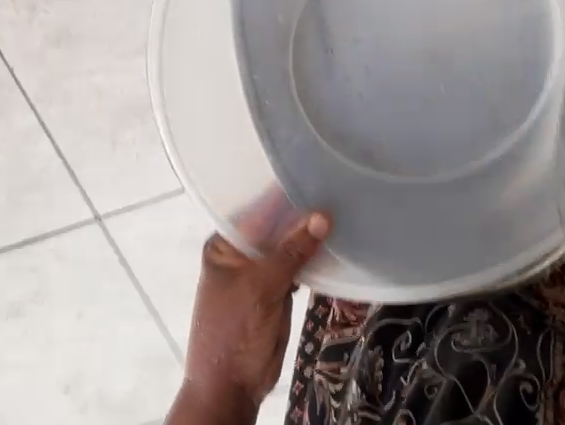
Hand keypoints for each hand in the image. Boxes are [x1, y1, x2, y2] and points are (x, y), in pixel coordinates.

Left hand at [176, 210, 330, 424]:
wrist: (231, 388)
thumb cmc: (235, 332)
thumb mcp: (263, 287)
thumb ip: (292, 251)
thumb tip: (323, 216)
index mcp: (224, 245)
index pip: (255, 210)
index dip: (282, 195)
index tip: (313, 175)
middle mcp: (239, 254)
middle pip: (273, 227)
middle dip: (300, 215)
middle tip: (334, 190)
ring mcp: (258, 272)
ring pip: (287, 246)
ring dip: (309, 236)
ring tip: (340, 210)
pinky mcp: (275, 290)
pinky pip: (296, 265)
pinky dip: (311, 258)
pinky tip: (333, 243)